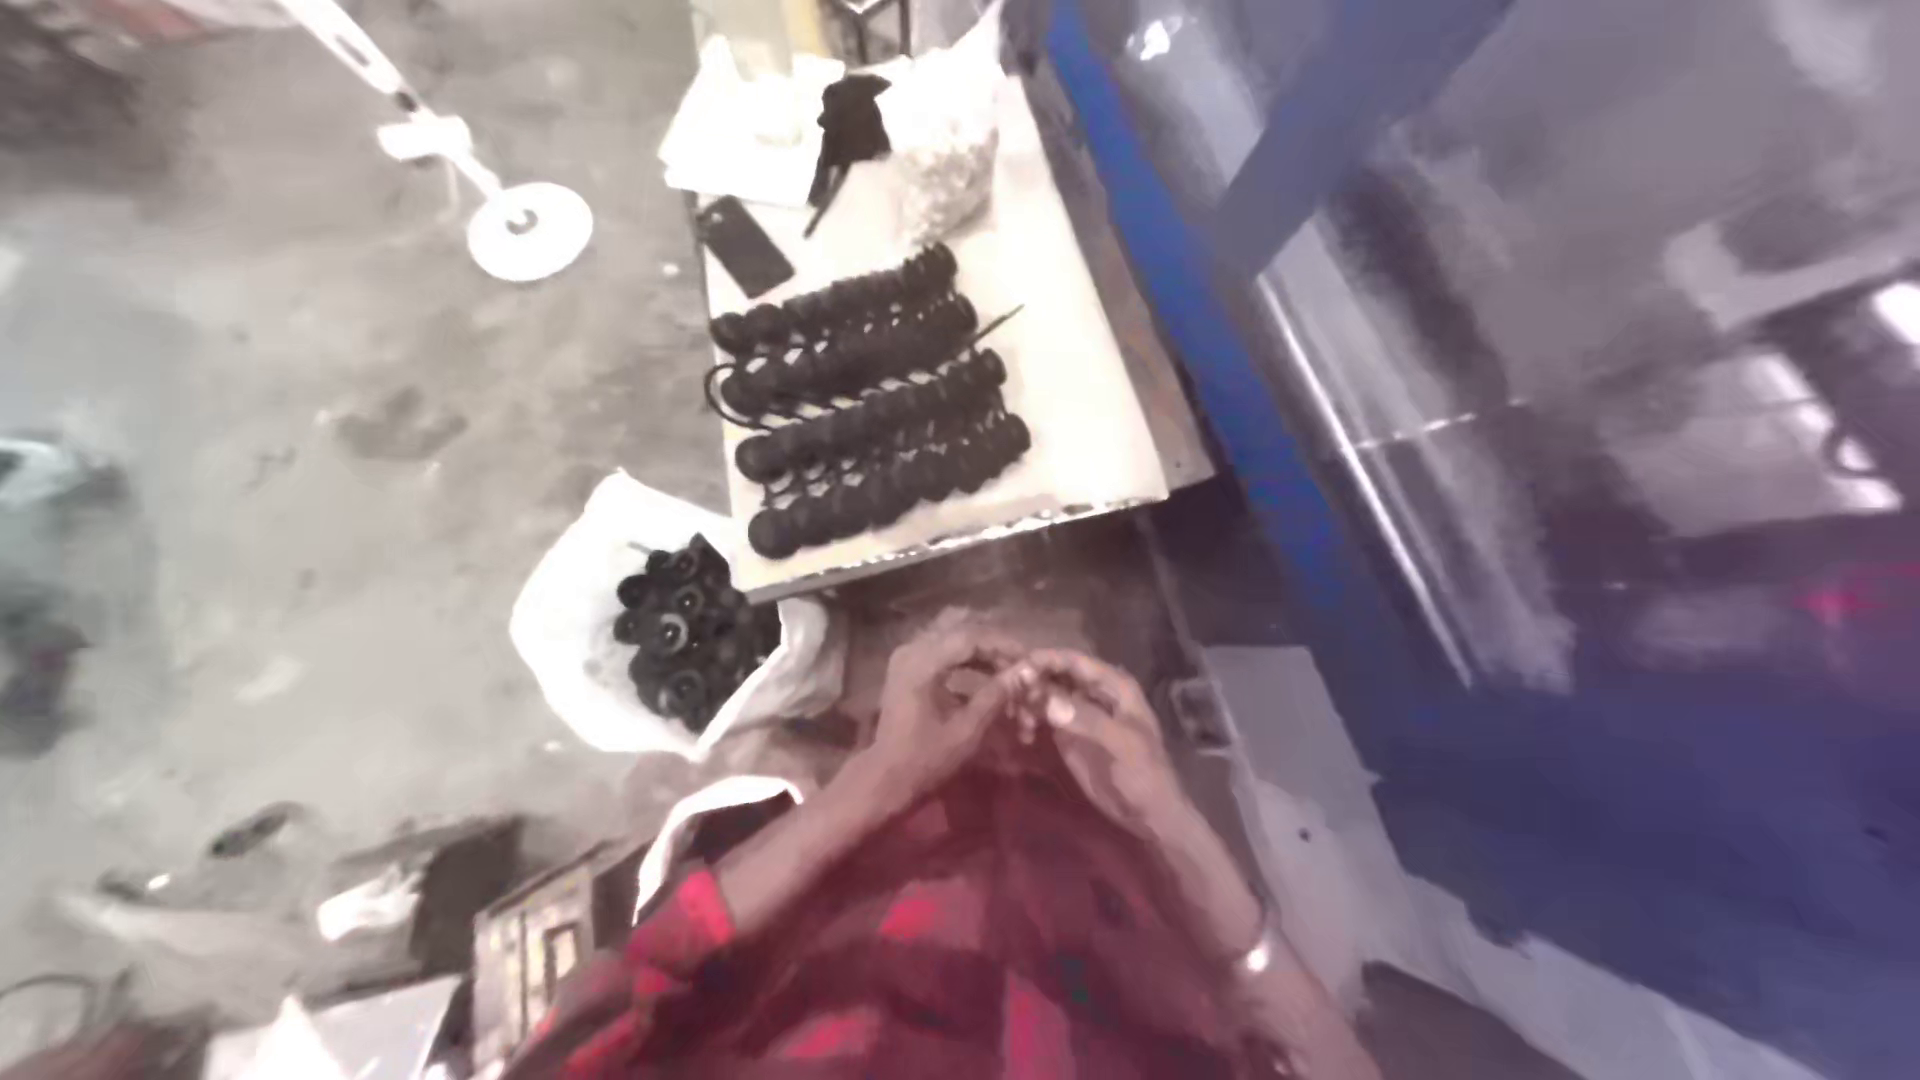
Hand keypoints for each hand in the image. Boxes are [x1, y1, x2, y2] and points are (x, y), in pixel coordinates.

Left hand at [864, 618, 1025, 802]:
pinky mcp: (907, 665)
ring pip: (952, 637)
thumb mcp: (967, 730)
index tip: (1028, 659)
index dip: (1003, 645)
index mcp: (922, 663)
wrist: (886, 777)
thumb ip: (997, 695)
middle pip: (961, 630)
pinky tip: (985, 672)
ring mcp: (907, 656)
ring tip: (1007, 669)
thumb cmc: (926, 758)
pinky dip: (965, 657)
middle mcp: (912, 650)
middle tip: (1020, 662)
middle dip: (994, 645)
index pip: (970, 637)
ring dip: (981, 650)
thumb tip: (1028, 669)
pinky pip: (942, 648)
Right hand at [1013, 649, 1185, 835]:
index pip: (1073, 661)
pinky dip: (1029, 718)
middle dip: (1031, 681)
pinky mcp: (1067, 731)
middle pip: (1055, 673)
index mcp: (1113, 685)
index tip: (1019, 669)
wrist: (1148, 814)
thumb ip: (1084, 718)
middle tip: (1010, 698)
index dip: (1046, 660)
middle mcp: (1093, 691)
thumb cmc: (1143, 773)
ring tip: (1020, 721)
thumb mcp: (1119, 744)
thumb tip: (1045, 700)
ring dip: (1027, 701)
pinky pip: (1042, 714)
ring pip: (1045, 692)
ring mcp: (1078, 710)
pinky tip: (1025, 733)